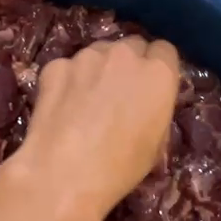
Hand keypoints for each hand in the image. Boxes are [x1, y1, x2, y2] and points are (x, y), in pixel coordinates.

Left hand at [11, 37, 179, 220]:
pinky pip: (67, 67)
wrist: (64, 173)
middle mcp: (125, 54)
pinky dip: (67, 81)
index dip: (158, 68)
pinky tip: (62, 108)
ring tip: (86, 103)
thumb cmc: (120, 167)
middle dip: (128, 64)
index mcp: (158, 73)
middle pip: (131, 46)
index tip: (150, 88)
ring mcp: (87, 56)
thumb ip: (155, 109)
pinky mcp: (55, 66)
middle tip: (119, 94)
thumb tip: (145, 104)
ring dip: (97, 69)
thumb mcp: (156, 144)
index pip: (165, 51)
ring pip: (98, 53)